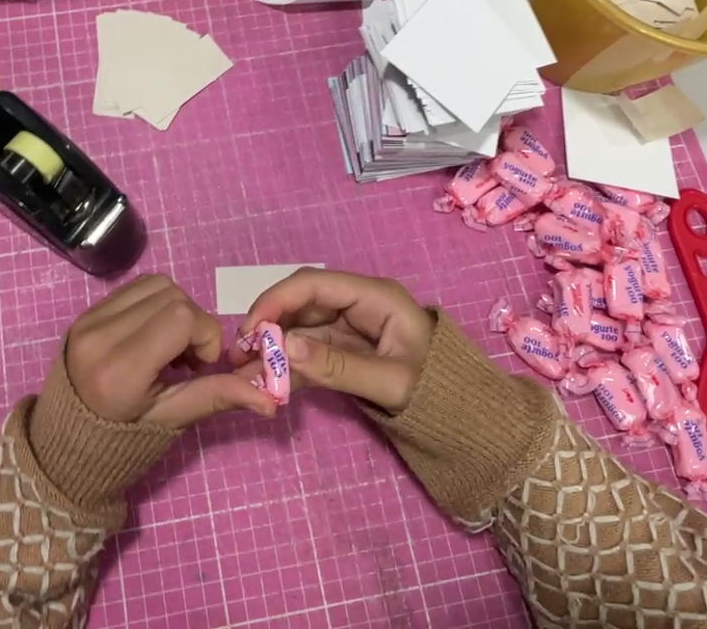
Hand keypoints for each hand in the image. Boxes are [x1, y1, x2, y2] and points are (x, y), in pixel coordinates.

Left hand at [63, 275, 278, 428]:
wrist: (63, 444)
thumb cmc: (122, 442)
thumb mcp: (172, 419)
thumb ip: (218, 397)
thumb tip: (271, 398)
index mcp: (120, 370)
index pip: (179, 318)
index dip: (204, 334)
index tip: (200, 365)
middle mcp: (101, 336)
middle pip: (172, 297)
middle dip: (194, 323)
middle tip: (187, 360)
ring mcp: (89, 320)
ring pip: (156, 285)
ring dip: (176, 309)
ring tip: (170, 347)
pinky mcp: (86, 312)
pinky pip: (135, 288)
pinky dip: (155, 303)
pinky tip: (153, 335)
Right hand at [238, 268, 434, 411]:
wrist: (467, 421)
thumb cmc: (439, 392)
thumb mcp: (391, 382)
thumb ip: (337, 366)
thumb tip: (282, 348)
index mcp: (374, 296)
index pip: (313, 284)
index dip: (277, 300)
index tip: (250, 329)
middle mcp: (357, 304)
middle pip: (301, 303)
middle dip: (268, 325)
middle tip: (238, 354)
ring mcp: (349, 328)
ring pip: (299, 328)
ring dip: (272, 348)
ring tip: (243, 372)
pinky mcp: (345, 351)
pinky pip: (308, 352)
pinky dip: (287, 366)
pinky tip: (266, 381)